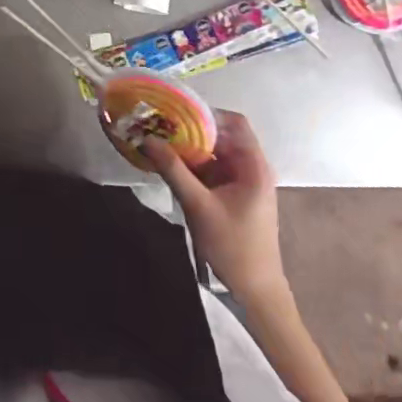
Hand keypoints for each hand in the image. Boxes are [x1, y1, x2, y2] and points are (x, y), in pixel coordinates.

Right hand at [142, 110, 283, 294]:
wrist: (254, 288)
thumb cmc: (232, 246)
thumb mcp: (198, 206)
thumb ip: (173, 170)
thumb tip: (147, 139)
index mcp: (253, 166)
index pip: (234, 123)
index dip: (206, 113)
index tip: (173, 113)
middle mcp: (251, 168)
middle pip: (221, 137)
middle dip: (190, 131)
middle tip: (157, 128)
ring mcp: (242, 183)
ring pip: (213, 154)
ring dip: (188, 150)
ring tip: (157, 145)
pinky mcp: (232, 195)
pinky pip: (211, 171)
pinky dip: (192, 167)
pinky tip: (168, 167)